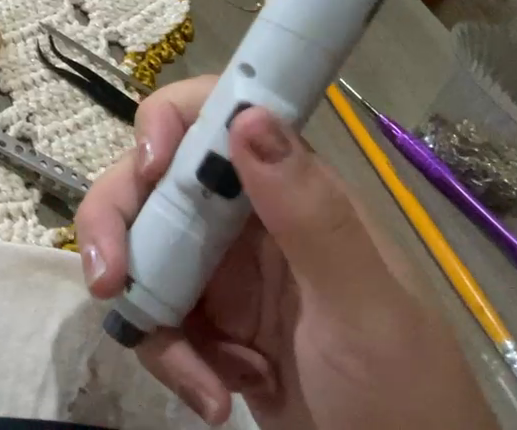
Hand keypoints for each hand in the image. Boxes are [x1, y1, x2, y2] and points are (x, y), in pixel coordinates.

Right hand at [74, 76, 499, 429]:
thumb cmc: (406, 402)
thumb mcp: (366, 313)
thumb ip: (312, 217)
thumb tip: (250, 115)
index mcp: (290, 192)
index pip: (215, 119)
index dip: (167, 123)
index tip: (149, 169)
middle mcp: (246, 219)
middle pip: (150, 181)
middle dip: (117, 223)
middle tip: (109, 281)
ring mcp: (220, 270)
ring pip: (138, 247)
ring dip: (145, 309)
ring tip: (196, 380)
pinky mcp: (205, 321)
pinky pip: (151, 311)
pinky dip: (168, 355)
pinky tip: (214, 393)